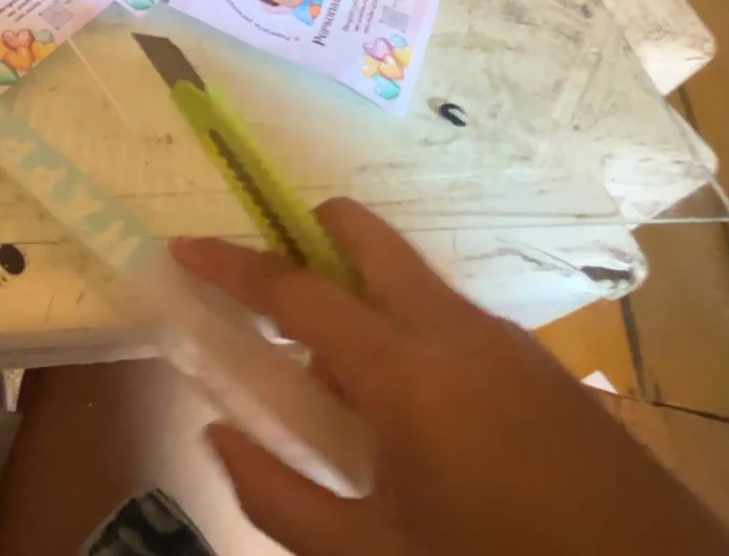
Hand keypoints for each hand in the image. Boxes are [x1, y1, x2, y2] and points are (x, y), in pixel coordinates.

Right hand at [171, 201, 728, 555]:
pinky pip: (448, 322)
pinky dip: (401, 331)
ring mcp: (508, 346)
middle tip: (265, 265)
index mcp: (405, 371)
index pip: (293, 291)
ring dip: (354, 294)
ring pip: (409, 282)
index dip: (229, 263)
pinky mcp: (544, 373)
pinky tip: (407, 416)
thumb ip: (279, 498)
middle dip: (308, 230)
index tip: (183, 245)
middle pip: (367, 239)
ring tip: (328, 374)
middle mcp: (455, 333)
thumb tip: (216, 434)